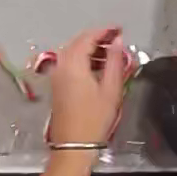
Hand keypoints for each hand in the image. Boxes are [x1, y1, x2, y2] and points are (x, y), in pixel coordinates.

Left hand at [47, 27, 130, 145]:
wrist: (74, 146)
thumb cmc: (95, 119)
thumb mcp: (111, 89)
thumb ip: (114, 61)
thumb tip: (117, 41)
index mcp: (73, 64)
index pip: (88, 37)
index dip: (104, 31)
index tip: (119, 29)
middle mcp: (61, 66)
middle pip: (78, 42)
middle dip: (97, 38)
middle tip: (117, 39)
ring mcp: (56, 75)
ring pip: (72, 52)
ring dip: (90, 49)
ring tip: (111, 54)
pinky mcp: (57, 85)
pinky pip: (69, 63)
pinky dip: (83, 59)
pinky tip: (98, 67)